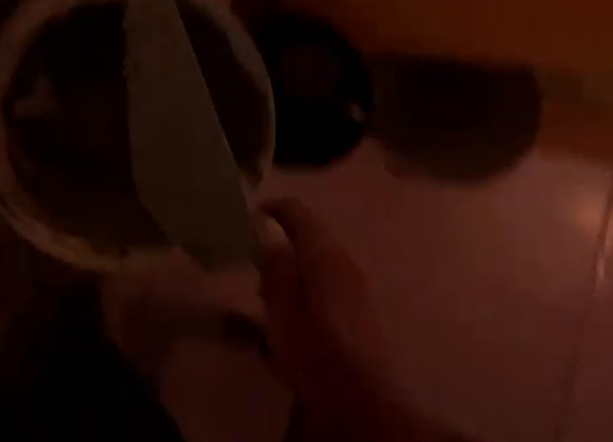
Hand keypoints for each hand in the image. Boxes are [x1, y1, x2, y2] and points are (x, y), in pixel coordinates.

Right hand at [254, 200, 450, 441]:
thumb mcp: (281, 308)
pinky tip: (291, 310)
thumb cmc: (315, 351)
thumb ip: (274, 266)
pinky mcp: (360, 312)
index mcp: (324, 256)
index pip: (298, 213)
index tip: (247, 216)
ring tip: (265, 284)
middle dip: (281, 238)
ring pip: (319, 260)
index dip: (272, 208)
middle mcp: (344, 264)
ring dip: (293, 262)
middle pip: (311, 235)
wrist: (365, 402)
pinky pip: (327, 281)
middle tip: (251, 254)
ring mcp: (356, 288)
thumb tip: (268, 234)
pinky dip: (305, 283)